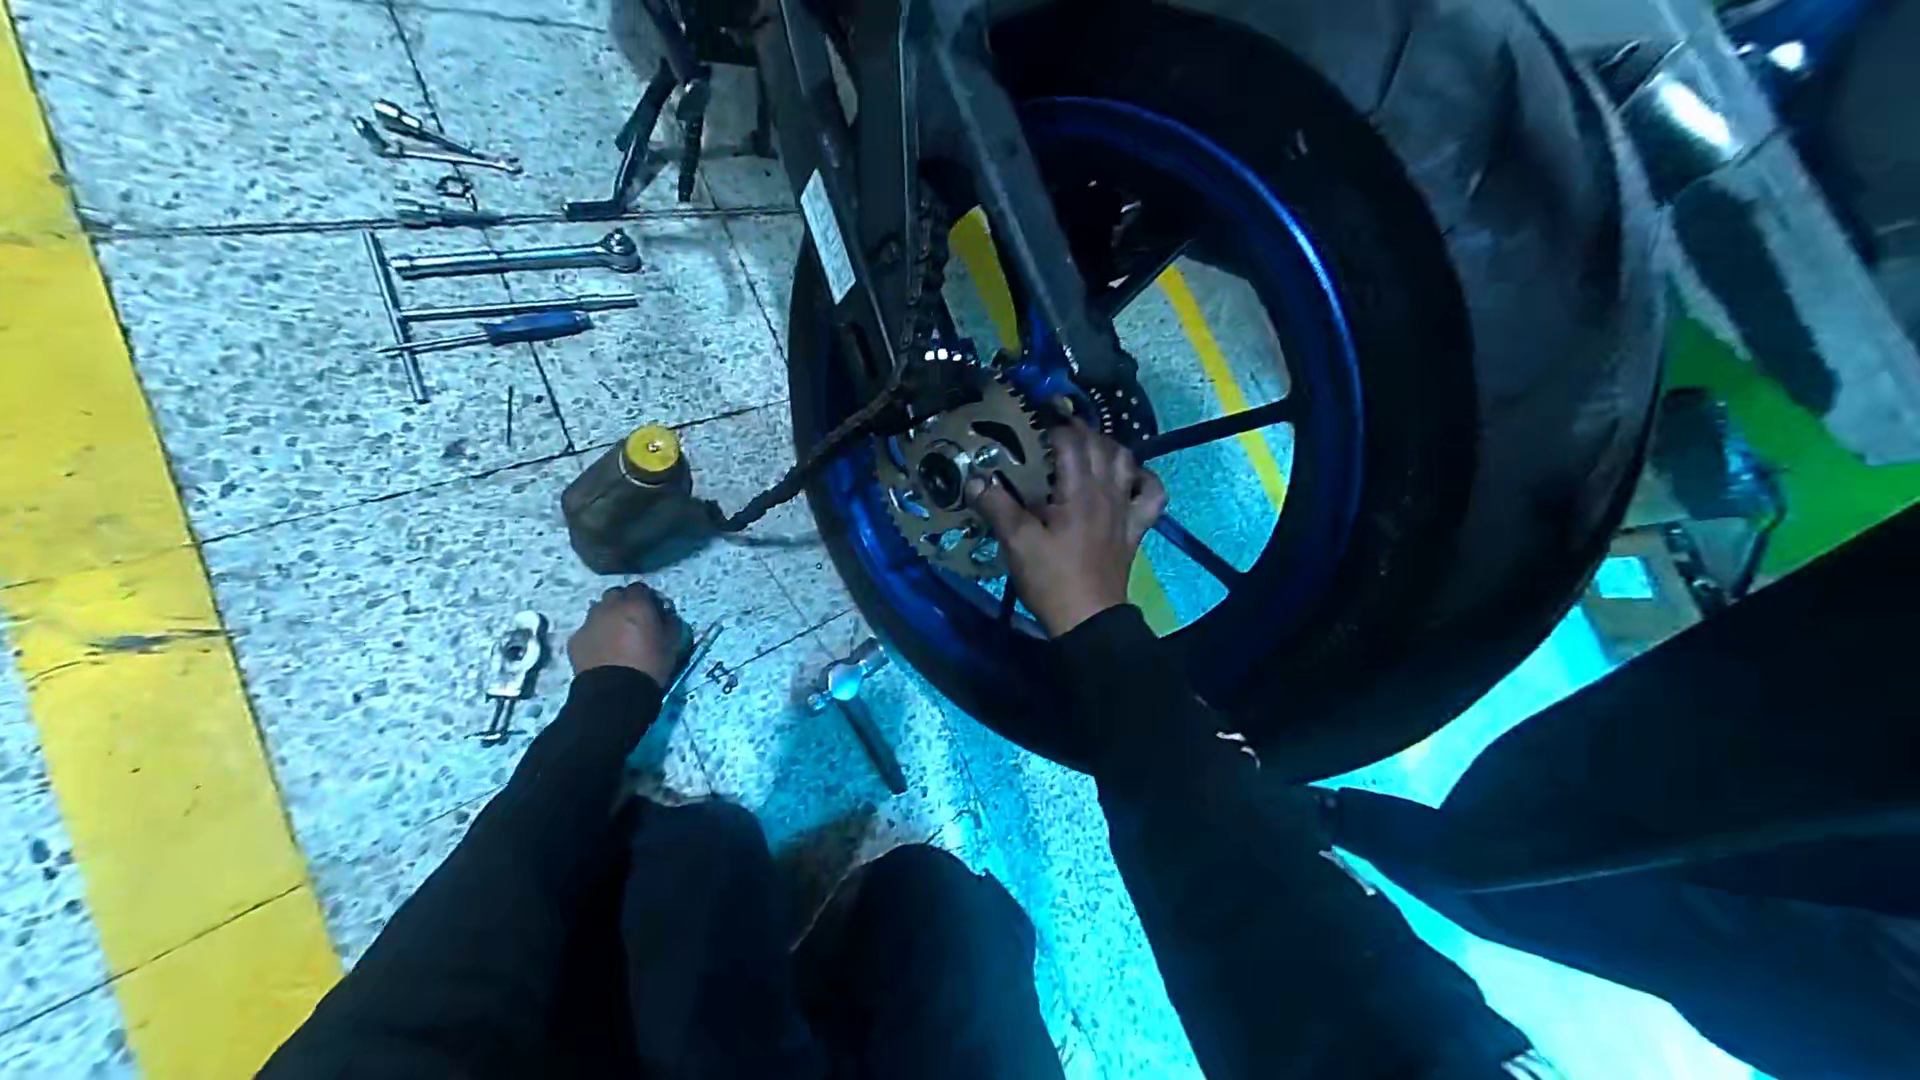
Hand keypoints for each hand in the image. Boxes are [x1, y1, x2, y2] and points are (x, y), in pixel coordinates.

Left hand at [569, 583, 682, 685]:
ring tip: (617, 636)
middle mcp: (609, 607)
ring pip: (598, 610)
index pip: (640, 588)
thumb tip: (665, 613)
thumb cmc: (650, 664)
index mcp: (636, 604)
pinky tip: (603, 651)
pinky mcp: (575, 640)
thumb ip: (670, 621)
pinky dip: (596, 635)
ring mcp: (589, 622)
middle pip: (616, 595)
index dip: (647, 598)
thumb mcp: (673, 641)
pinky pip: (588, 630)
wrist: (615, 692)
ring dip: (608, 617)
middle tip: (634, 621)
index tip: (653, 612)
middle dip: (624, 604)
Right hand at [968, 420, 1167, 636]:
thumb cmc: (1051, 579)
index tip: (1033, 424)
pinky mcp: (1135, 530)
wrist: (1088, 620)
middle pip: (1101, 446)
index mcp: (1079, 492)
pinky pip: (1152, 496)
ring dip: (1109, 446)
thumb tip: (975, 479)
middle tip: (1054, 430)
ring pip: (1127, 462)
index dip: (1052, 427)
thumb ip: (996, 506)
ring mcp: (1125, 511)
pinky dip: (1144, 480)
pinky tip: (1131, 478)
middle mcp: (1107, 493)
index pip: (1071, 443)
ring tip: (1087, 446)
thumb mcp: (1016, 542)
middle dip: (1079, 429)